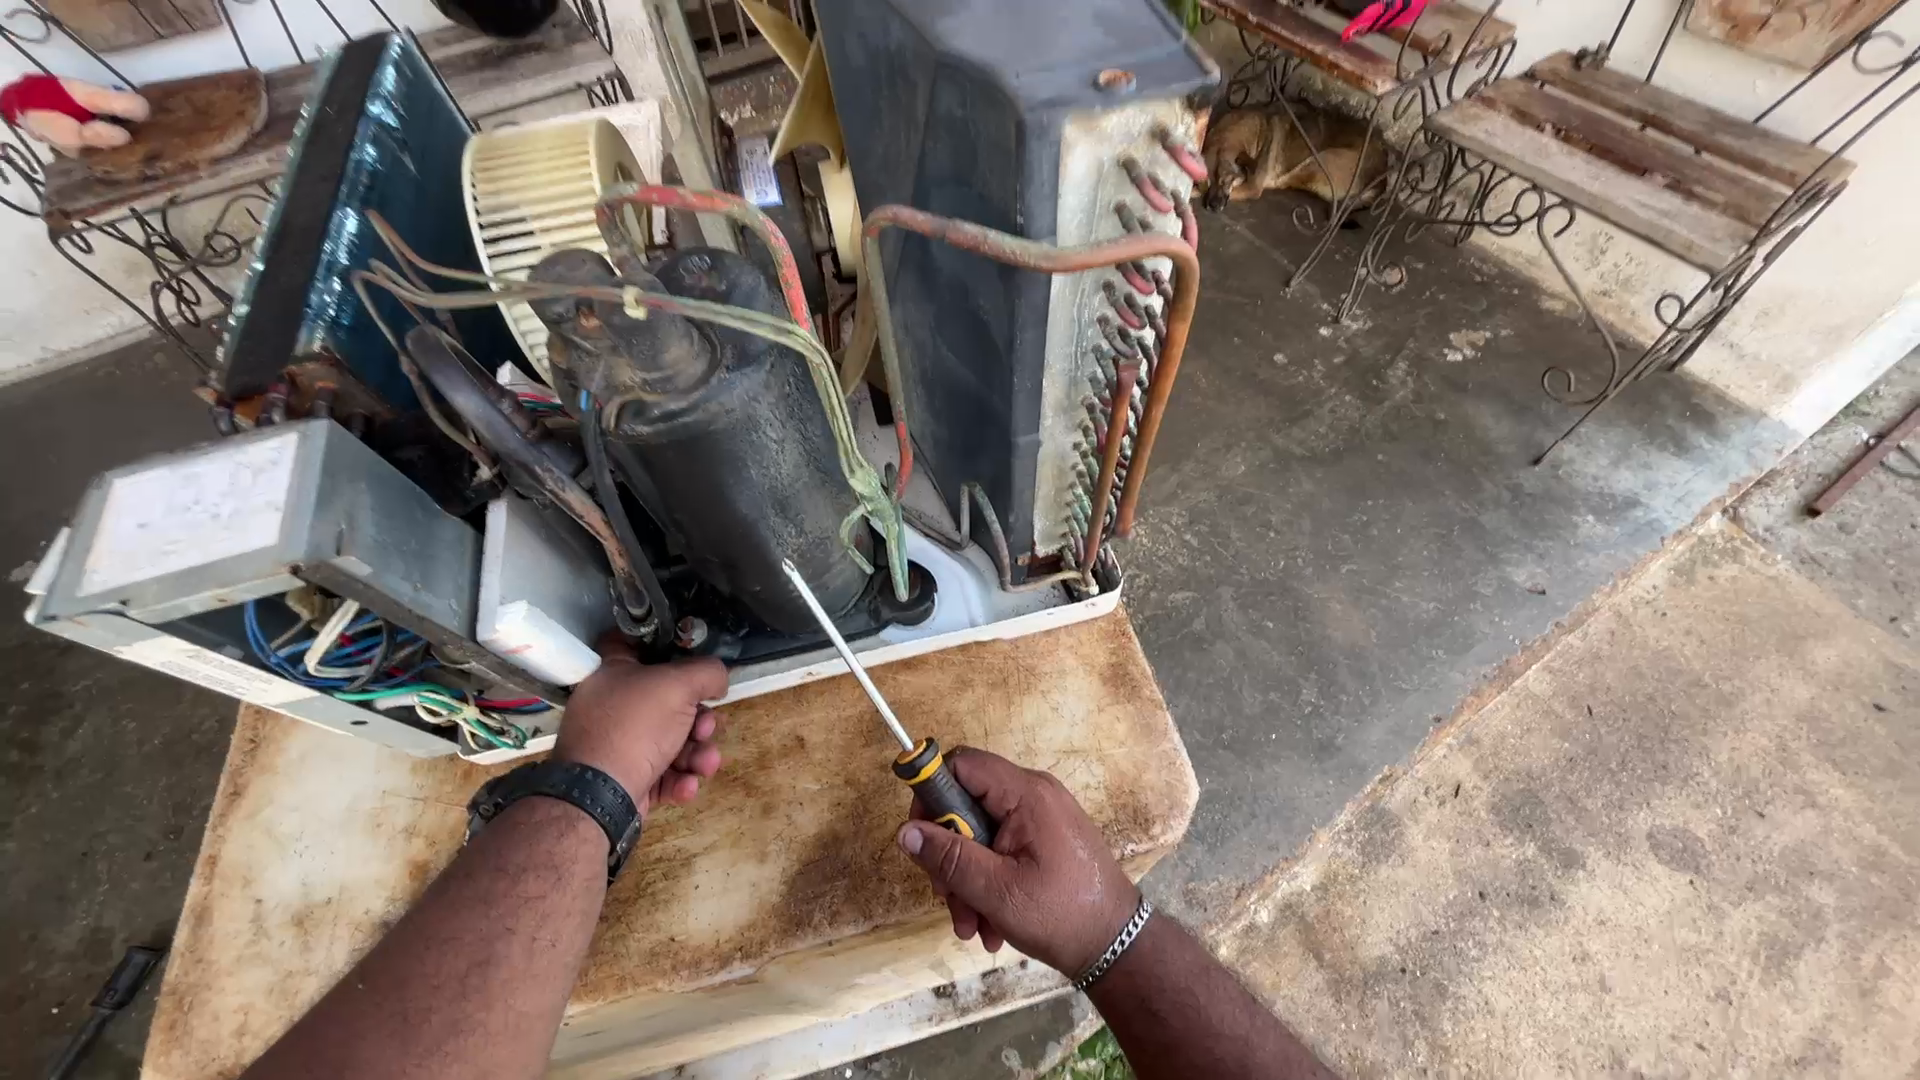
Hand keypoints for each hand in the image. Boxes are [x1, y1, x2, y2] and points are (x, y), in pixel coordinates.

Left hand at [551, 637, 727, 817]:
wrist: (601, 796)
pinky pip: (662, 772)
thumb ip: (708, 672)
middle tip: (705, 728)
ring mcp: (617, 746)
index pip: (629, 642)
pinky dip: (679, 779)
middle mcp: (612, 707)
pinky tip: (687, 784)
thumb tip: (718, 680)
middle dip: (699, 720)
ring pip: (671, 741)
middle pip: (667, 701)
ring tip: (704, 764)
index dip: (658, 643)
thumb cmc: (635, 726)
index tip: (686, 654)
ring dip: (696, 754)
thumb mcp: (680, 685)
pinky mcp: (626, 780)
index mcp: (612, 673)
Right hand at [896, 748, 1139, 975]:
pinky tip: (990, 923)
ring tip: (973, 927)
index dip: (932, 792)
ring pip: (980, 831)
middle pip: (967, 803)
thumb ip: (949, 858)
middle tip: (947, 899)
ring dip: (967, 878)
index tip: (921, 835)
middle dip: (950, 854)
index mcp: (1026, 793)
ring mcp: (1041, 814)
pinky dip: (989, 879)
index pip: (962, 763)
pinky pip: (1001, 844)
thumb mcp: (997, 892)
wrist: (1118, 945)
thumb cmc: (1061, 915)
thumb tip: (904, 831)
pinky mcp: (1044, 835)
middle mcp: (1033, 792)